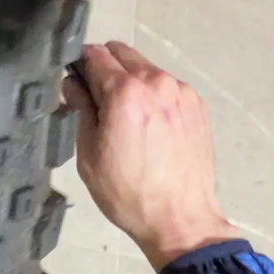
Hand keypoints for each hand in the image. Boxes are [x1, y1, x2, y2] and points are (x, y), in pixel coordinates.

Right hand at [62, 42, 240, 269]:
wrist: (180, 219)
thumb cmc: (129, 195)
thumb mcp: (90, 157)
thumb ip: (82, 111)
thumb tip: (75, 85)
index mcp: (126, 93)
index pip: (95, 55)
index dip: (80, 68)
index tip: (76, 87)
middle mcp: (157, 82)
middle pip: (122, 54)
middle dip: (106, 70)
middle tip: (99, 104)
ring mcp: (182, 93)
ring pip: (147, 70)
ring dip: (132, 84)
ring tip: (129, 123)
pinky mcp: (198, 106)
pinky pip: (168, 89)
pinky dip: (155, 98)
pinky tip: (152, 131)